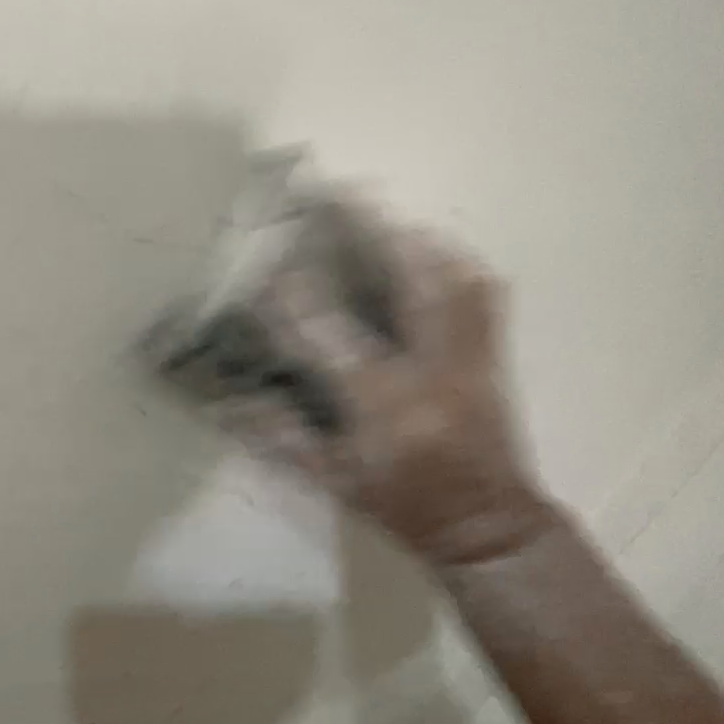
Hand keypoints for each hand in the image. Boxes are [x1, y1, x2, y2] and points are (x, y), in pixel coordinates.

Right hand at [214, 199, 559, 567]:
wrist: (490, 528)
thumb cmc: (404, 506)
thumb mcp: (333, 481)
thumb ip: (281, 438)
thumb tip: (228, 403)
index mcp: (389, 408)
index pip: (335, 341)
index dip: (298, 304)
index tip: (268, 275)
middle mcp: (436, 373)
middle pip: (414, 286)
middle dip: (376, 234)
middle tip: (341, 196)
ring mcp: (474, 359)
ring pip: (455, 279)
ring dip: (416, 238)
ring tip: (380, 211)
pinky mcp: (495, 355)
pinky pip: (482, 292)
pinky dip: (452, 261)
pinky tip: (427, 246)